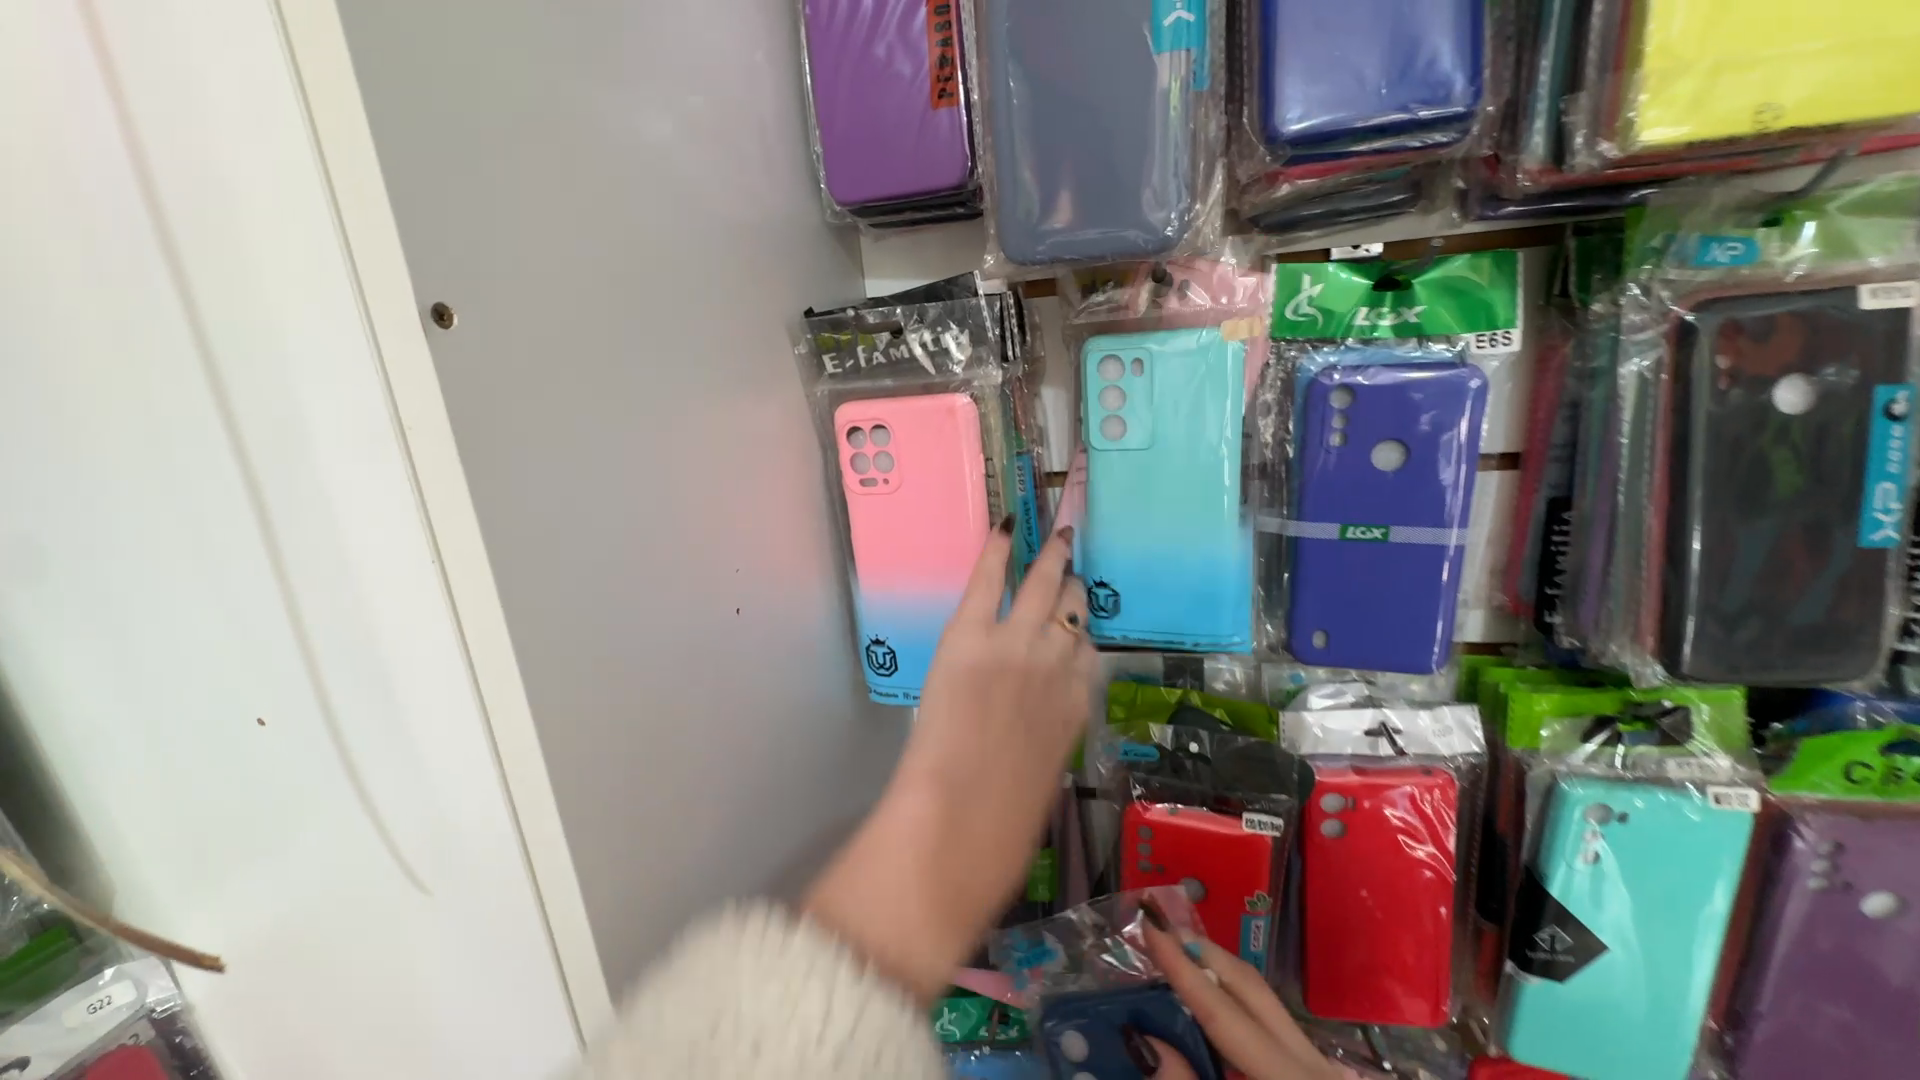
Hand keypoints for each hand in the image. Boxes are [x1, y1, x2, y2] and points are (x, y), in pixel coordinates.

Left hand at [805, 521, 1096, 1000]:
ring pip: (1042, 586)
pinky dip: (996, 552)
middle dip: (1072, 583)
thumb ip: (1045, 742)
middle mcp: (1057, 666)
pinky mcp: (970, 639)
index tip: (1076, 616)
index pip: (1087, 652)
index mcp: (1076, 706)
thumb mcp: (1042, 782)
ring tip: (1055, 532)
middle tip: (1071, 557)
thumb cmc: (1001, 825)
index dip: (1080, 630)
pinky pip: (988, 582)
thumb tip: (1035, 730)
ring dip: (1050, 556)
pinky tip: (1004, 526)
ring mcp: (1016, 646)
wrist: (959, 826)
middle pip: (1074, 611)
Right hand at [1131, 908, 1347, 1079]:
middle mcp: (1317, 1063)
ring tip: (1175, 955)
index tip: (1149, 924)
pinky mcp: (1322, 1074)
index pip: (1223, 1010)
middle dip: (1201, 954)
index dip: (1182, 968)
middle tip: (1157, 926)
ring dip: (1217, 977)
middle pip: (1250, 988)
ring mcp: (1326, 1068)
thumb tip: (1144, 1040)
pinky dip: (1236, 1005)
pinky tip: (1210, 1005)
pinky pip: (1272, 1026)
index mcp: (1293, 1076)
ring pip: (1263, 1002)